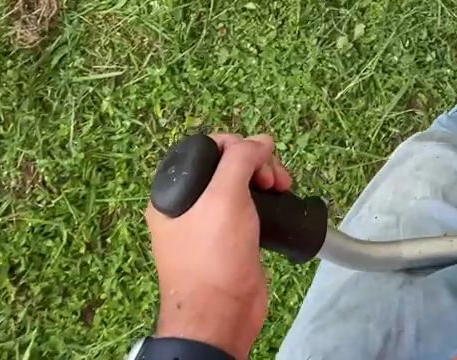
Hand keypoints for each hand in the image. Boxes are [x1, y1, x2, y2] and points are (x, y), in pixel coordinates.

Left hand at [145, 133, 291, 359]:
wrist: (220, 315)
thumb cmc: (214, 253)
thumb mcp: (225, 197)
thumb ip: (241, 159)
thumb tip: (263, 140)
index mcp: (172, 194)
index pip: (207, 148)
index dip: (238, 146)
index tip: (258, 162)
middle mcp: (187, 205)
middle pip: (229, 164)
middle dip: (258, 162)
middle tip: (275, 179)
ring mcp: (209, 223)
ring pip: (243, 182)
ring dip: (267, 177)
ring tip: (283, 189)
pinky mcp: (230, 238)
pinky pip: (250, 204)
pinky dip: (267, 198)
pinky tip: (280, 202)